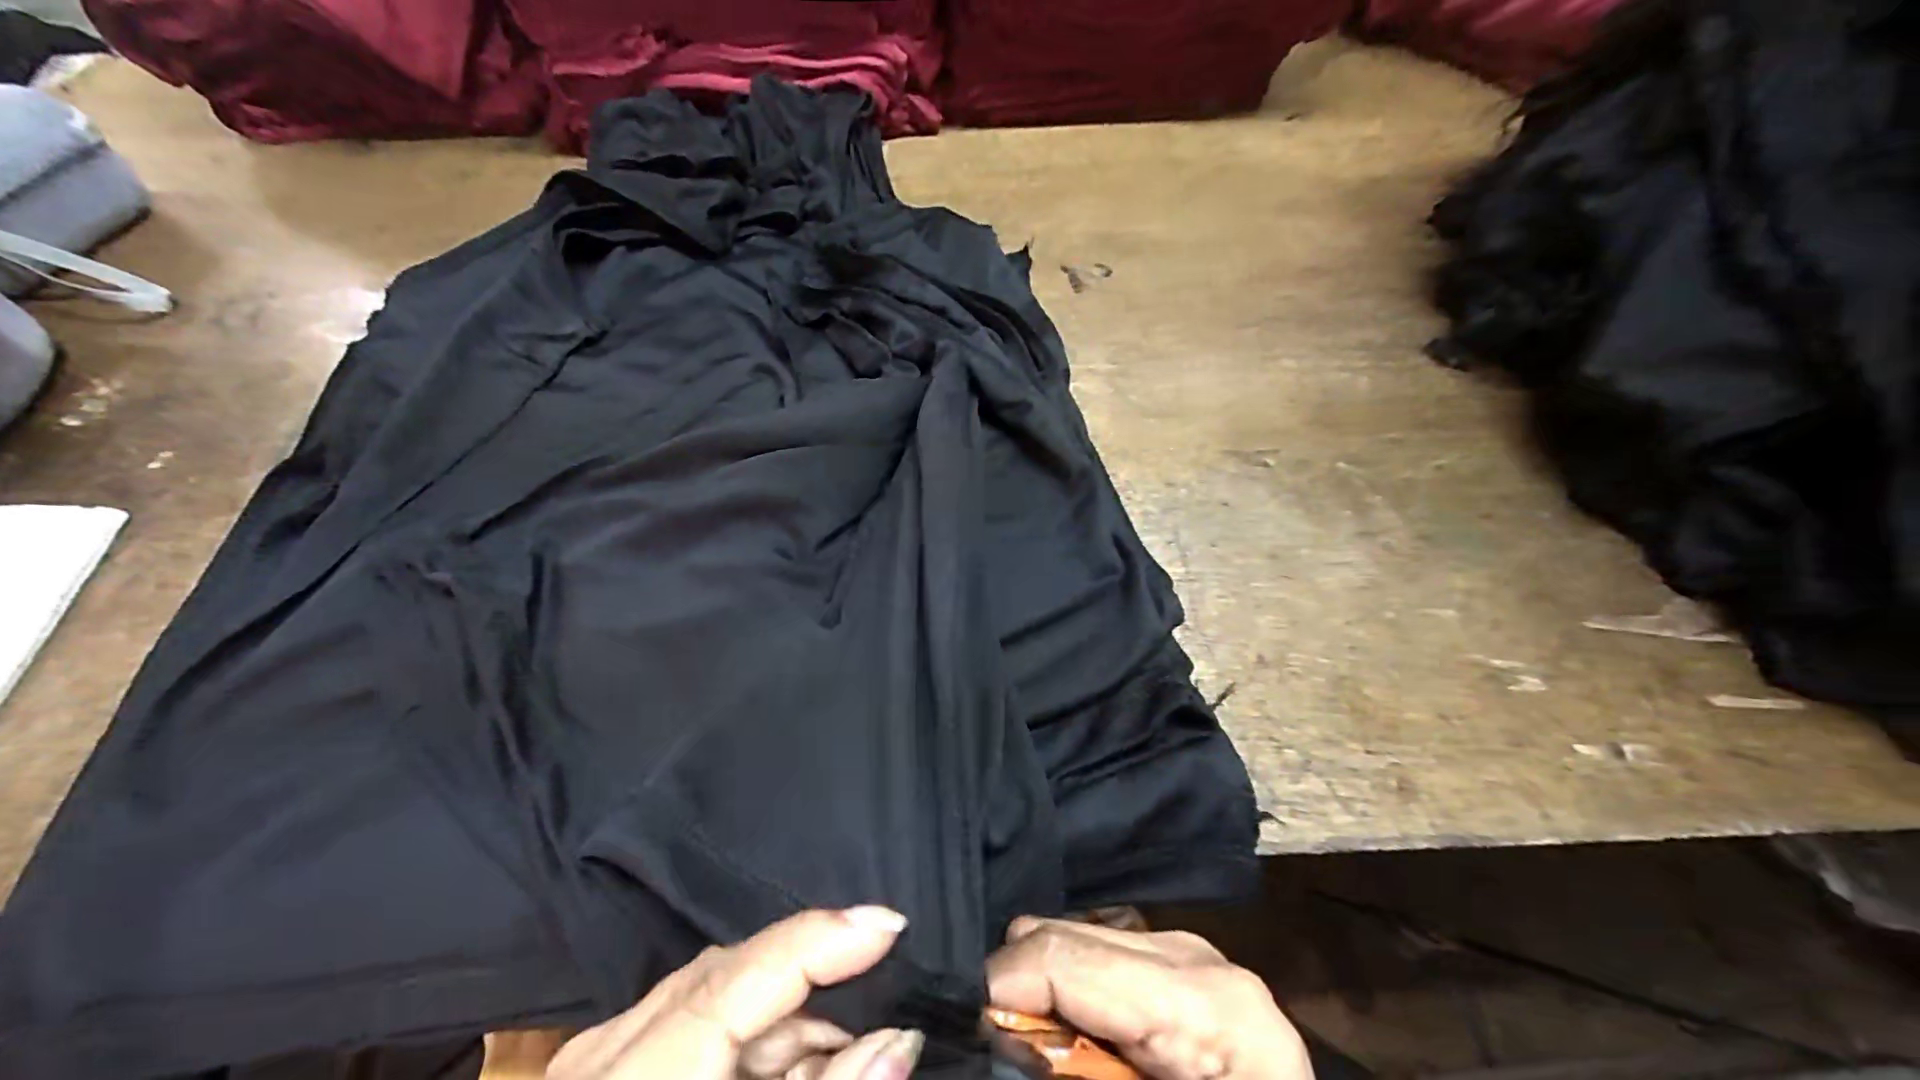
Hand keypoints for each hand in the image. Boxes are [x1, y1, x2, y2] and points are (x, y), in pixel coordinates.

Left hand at [547, 907, 925, 1079]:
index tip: (890, 923)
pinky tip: (792, 1076)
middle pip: (733, 977)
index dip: (819, 940)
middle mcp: (607, 1055)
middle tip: (883, 1015)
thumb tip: (898, 1042)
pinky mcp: (602, 1068)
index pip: (737, 978)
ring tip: (836, 1070)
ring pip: (720, 999)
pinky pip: (698, 1028)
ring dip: (789, 1030)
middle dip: (815, 991)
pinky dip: (755, 1052)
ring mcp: (597, 1060)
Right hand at [986, 918, 1311, 1079]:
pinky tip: (1079, 1044)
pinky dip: (1069, 993)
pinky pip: (1098, 954)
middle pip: (1057, 934)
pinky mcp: (1183, 967)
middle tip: (999, 1053)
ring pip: (1070, 935)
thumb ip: (1064, 1067)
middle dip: (1011, 991)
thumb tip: (992, 1033)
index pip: (1061, 957)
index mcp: (1200, 1004)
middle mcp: (1192, 957)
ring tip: (1040, 1052)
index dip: (995, 993)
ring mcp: (1190, 955)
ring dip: (1038, 992)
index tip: (963, 1037)